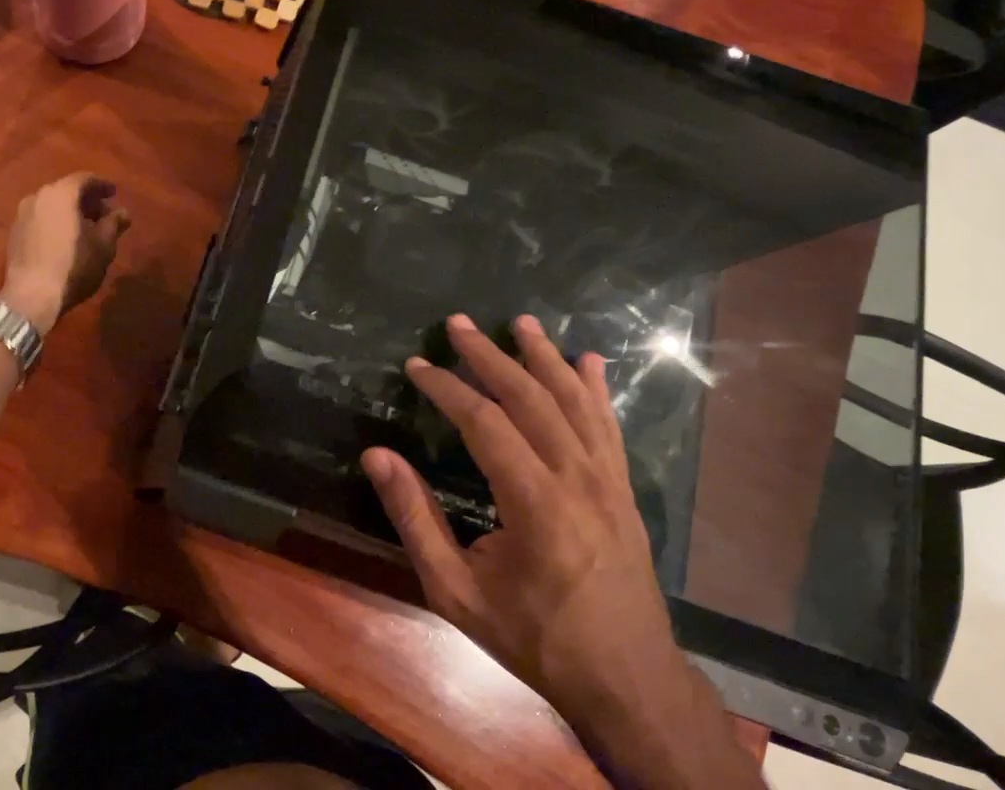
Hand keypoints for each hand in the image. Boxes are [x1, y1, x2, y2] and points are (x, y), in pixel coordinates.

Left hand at [0, 173, 130, 333]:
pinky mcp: (14, 234)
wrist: (31, 296)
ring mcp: (22, 215)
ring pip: (51, 205)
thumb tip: (122, 212)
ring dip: (69, 212)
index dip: (102, 185)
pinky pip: (40, 219)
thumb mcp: (103, 246)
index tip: (114, 194)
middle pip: (66, 191)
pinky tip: (64, 240)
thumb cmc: (73, 266)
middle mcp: (38, 197)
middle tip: (102, 215)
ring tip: (85, 229)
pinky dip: (55, 222)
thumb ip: (114, 224)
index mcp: (61, 194)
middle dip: (86, 201)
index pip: (84, 179)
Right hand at [364, 314, 759, 786]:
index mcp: (535, 502)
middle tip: (458, 323)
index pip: (485, 422)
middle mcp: (578, 479)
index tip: (416, 365)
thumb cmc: (533, 638)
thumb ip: (415, 518)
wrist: (627, 682)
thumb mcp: (456, 590)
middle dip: (491, 356)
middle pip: (532, 398)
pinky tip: (589, 363)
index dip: (447, 388)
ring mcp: (610, 483)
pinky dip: (596, 390)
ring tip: (521, 323)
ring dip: (545, 358)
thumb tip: (378, 455)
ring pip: (576, 403)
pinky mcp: (625, 492)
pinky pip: (609, 428)